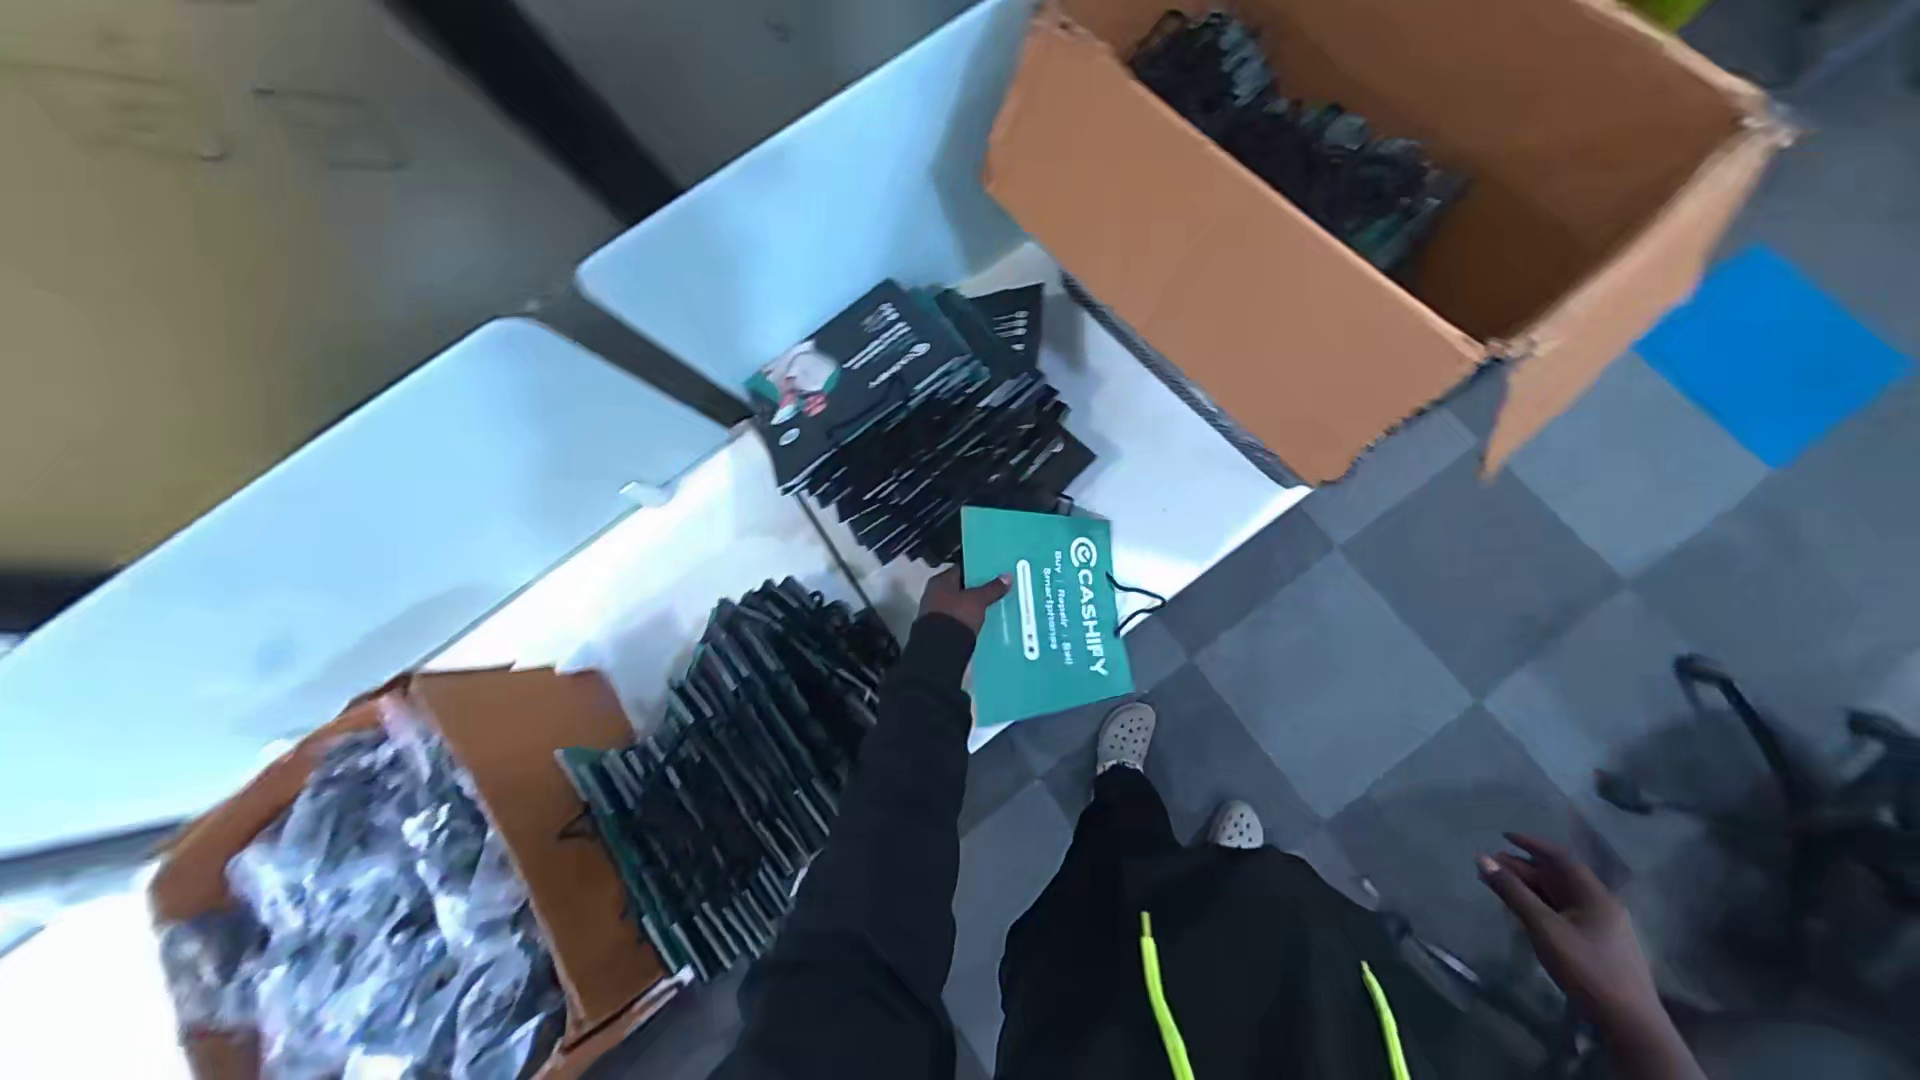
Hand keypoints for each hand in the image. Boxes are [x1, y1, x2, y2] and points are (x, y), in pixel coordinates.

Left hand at [918, 566, 1009, 634]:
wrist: (940, 649)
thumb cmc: (957, 616)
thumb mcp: (978, 600)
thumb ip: (992, 588)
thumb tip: (1007, 576)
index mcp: (939, 581)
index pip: (961, 569)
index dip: (978, 569)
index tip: (993, 572)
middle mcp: (933, 593)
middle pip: (960, 587)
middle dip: (976, 589)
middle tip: (995, 589)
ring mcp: (933, 611)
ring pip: (958, 603)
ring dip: (971, 605)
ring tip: (991, 606)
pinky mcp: (937, 628)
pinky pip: (956, 618)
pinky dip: (967, 618)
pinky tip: (980, 621)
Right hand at [1479, 833, 1660, 1025]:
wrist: (1627, 1022)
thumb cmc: (1586, 966)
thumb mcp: (1544, 926)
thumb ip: (1512, 891)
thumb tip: (1482, 858)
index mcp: (1596, 897)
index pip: (1561, 859)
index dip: (1531, 844)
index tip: (1502, 836)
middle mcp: (1598, 906)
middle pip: (1555, 877)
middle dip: (1521, 867)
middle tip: (1488, 863)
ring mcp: (1596, 926)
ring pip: (1554, 895)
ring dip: (1524, 886)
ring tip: (1493, 882)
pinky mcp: (1590, 943)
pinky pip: (1557, 912)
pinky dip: (1533, 904)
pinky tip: (1514, 906)